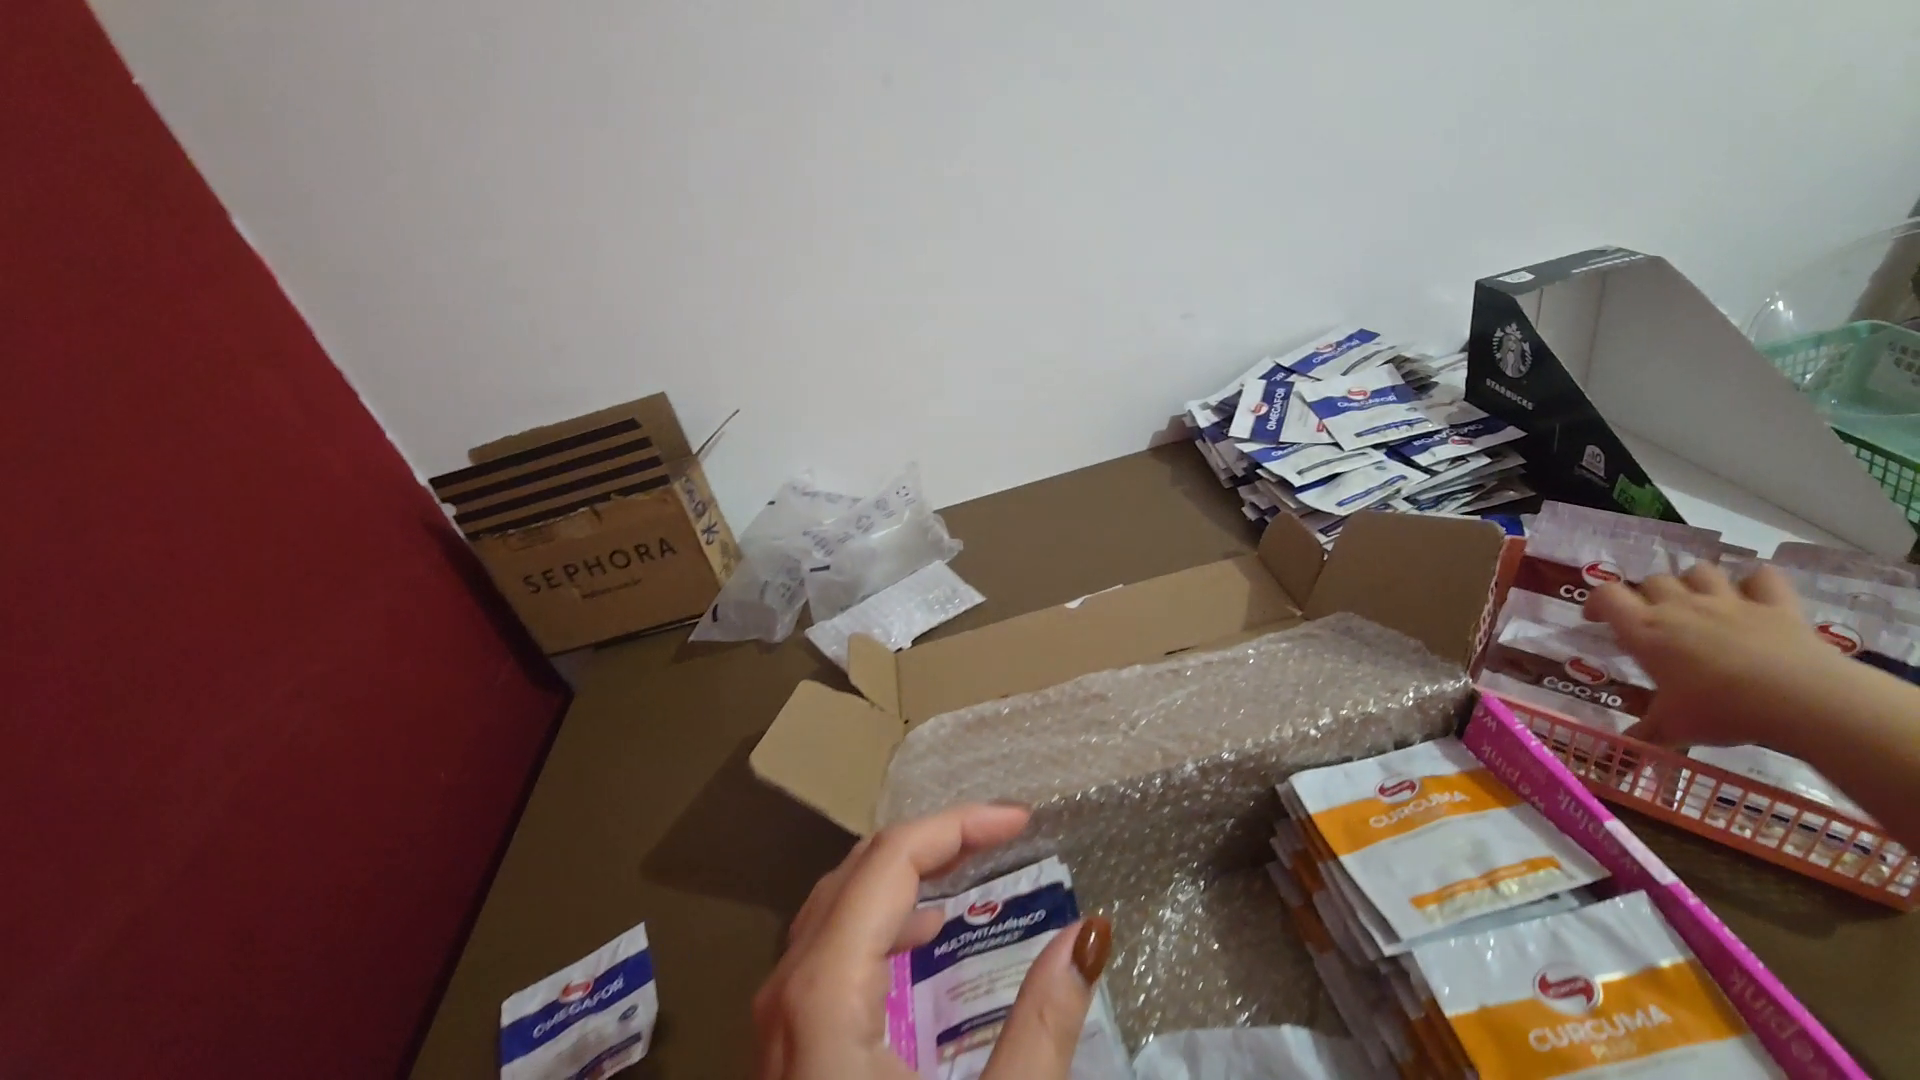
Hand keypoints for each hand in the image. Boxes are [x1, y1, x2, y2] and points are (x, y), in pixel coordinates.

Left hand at [753, 803, 1113, 1079]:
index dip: (958, 826)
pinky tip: (920, 940)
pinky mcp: (791, 1046)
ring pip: (837, 905)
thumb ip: (1043, 1030)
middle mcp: (789, 989)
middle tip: (1004, 837)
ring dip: (905, 877)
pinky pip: (830, 947)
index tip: (1022, 820)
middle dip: (935, 841)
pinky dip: (882, 920)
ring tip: (969, 875)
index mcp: (825, 992)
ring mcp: (781, 1019)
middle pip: (858, 871)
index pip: (890, 862)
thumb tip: (1091, 937)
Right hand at [1582, 561, 1853, 748]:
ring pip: (1700, 571)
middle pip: (1652, 580)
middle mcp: (1681, 607)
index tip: (1598, 619)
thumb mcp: (1675, 729)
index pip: (1606, 596)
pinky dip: (1755, 582)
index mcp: (1646, 631)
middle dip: (1648, 595)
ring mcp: (1730, 601)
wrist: (1803, 700)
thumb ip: (1644, 734)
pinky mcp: (1776, 604)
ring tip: (1699, 603)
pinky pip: (1762, 577)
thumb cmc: (1723, 711)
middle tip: (1654, 620)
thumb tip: (1616, 753)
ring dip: (1694, 582)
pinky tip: (1753, 596)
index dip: (1597, 602)